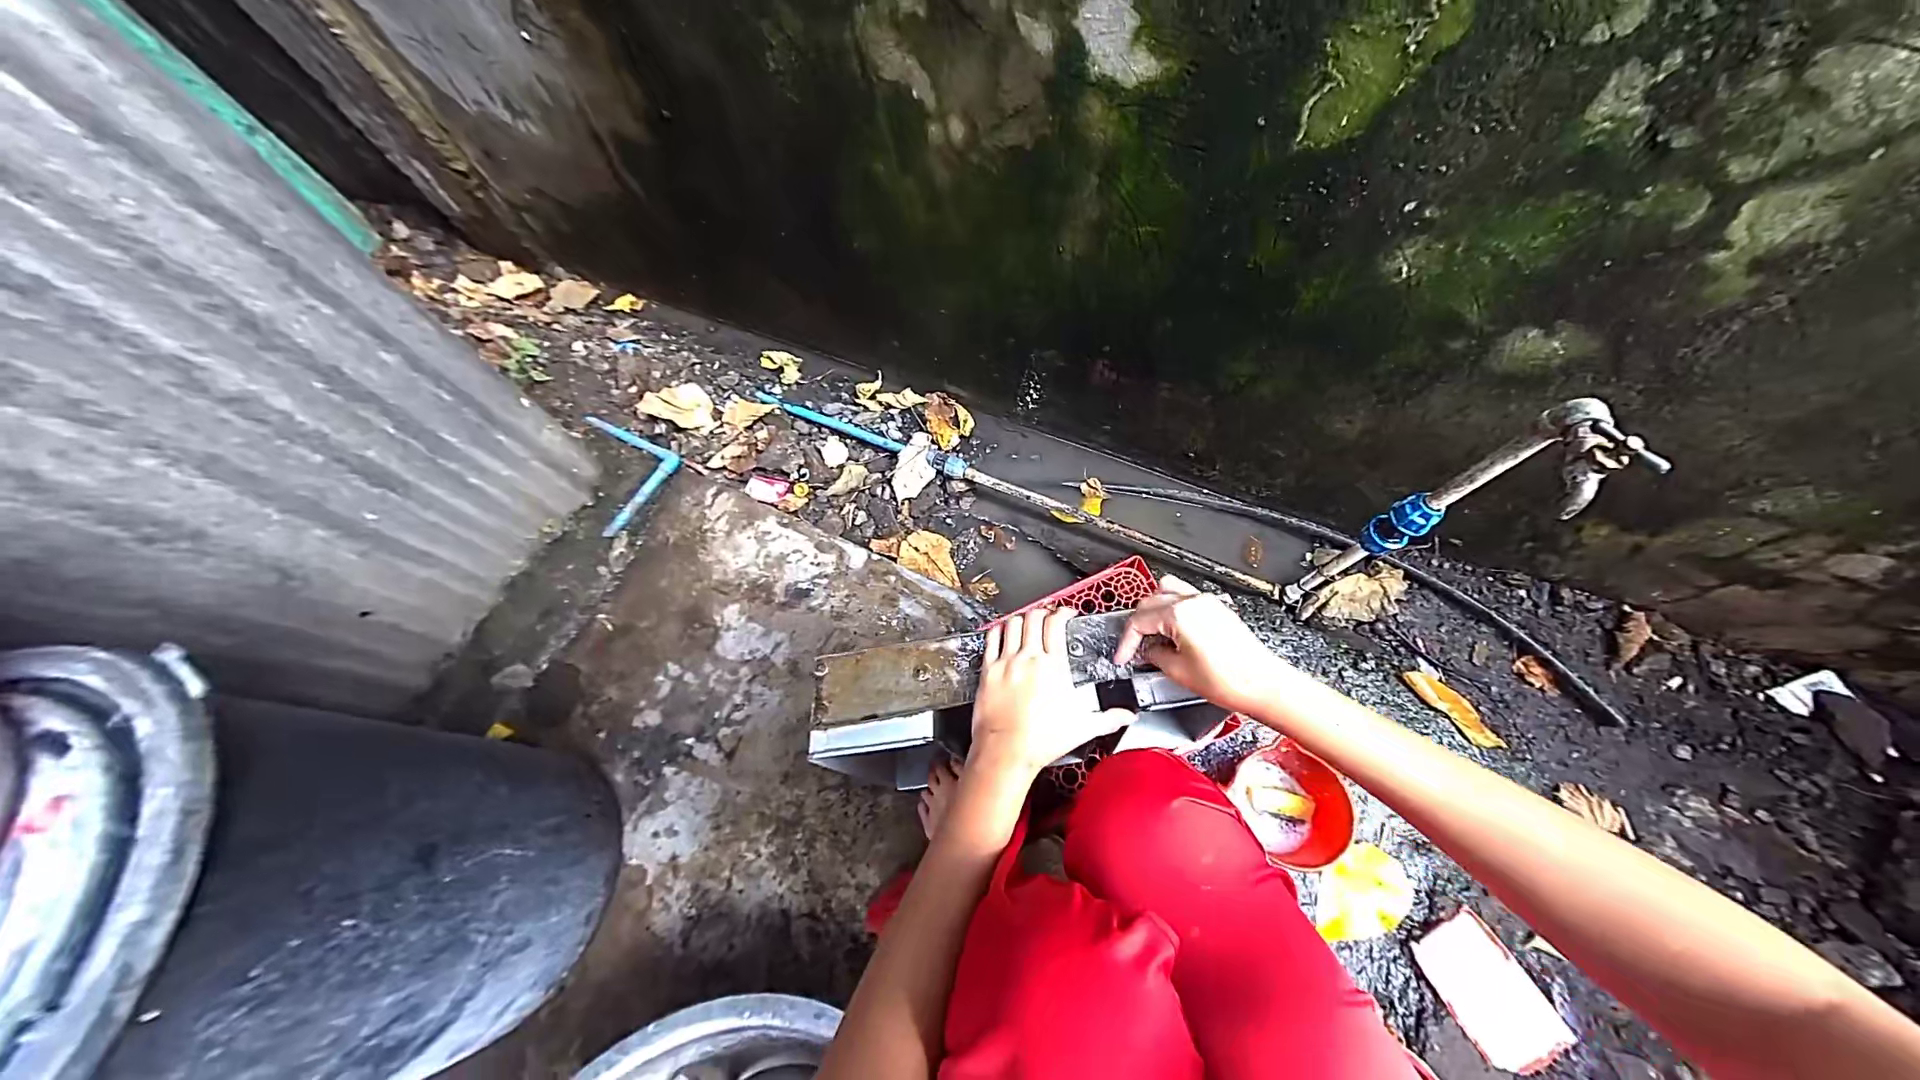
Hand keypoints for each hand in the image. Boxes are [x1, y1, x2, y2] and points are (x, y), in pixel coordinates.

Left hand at [971, 607, 1132, 778]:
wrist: (1006, 752)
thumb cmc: (1040, 741)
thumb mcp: (1083, 728)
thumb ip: (1108, 718)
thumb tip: (1125, 716)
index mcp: (1053, 667)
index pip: (1056, 624)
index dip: (1063, 612)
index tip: (1066, 613)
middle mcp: (1029, 659)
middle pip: (1034, 617)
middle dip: (1043, 612)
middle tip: (1047, 616)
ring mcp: (1007, 663)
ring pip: (1012, 623)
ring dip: (1021, 619)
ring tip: (1026, 622)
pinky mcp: (988, 671)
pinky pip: (991, 638)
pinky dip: (998, 630)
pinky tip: (1002, 633)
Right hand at [1113, 575, 1293, 712]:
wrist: (1264, 685)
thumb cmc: (1231, 679)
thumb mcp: (1178, 672)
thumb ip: (1155, 656)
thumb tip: (1148, 652)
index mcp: (1178, 614)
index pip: (1138, 620)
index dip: (1126, 641)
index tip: (1122, 654)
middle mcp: (1193, 601)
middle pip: (1150, 601)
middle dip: (1137, 624)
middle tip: (1134, 646)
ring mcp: (1208, 602)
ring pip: (1168, 591)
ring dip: (1154, 609)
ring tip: (1152, 632)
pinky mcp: (1218, 609)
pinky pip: (1187, 598)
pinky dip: (1173, 610)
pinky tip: (1174, 633)